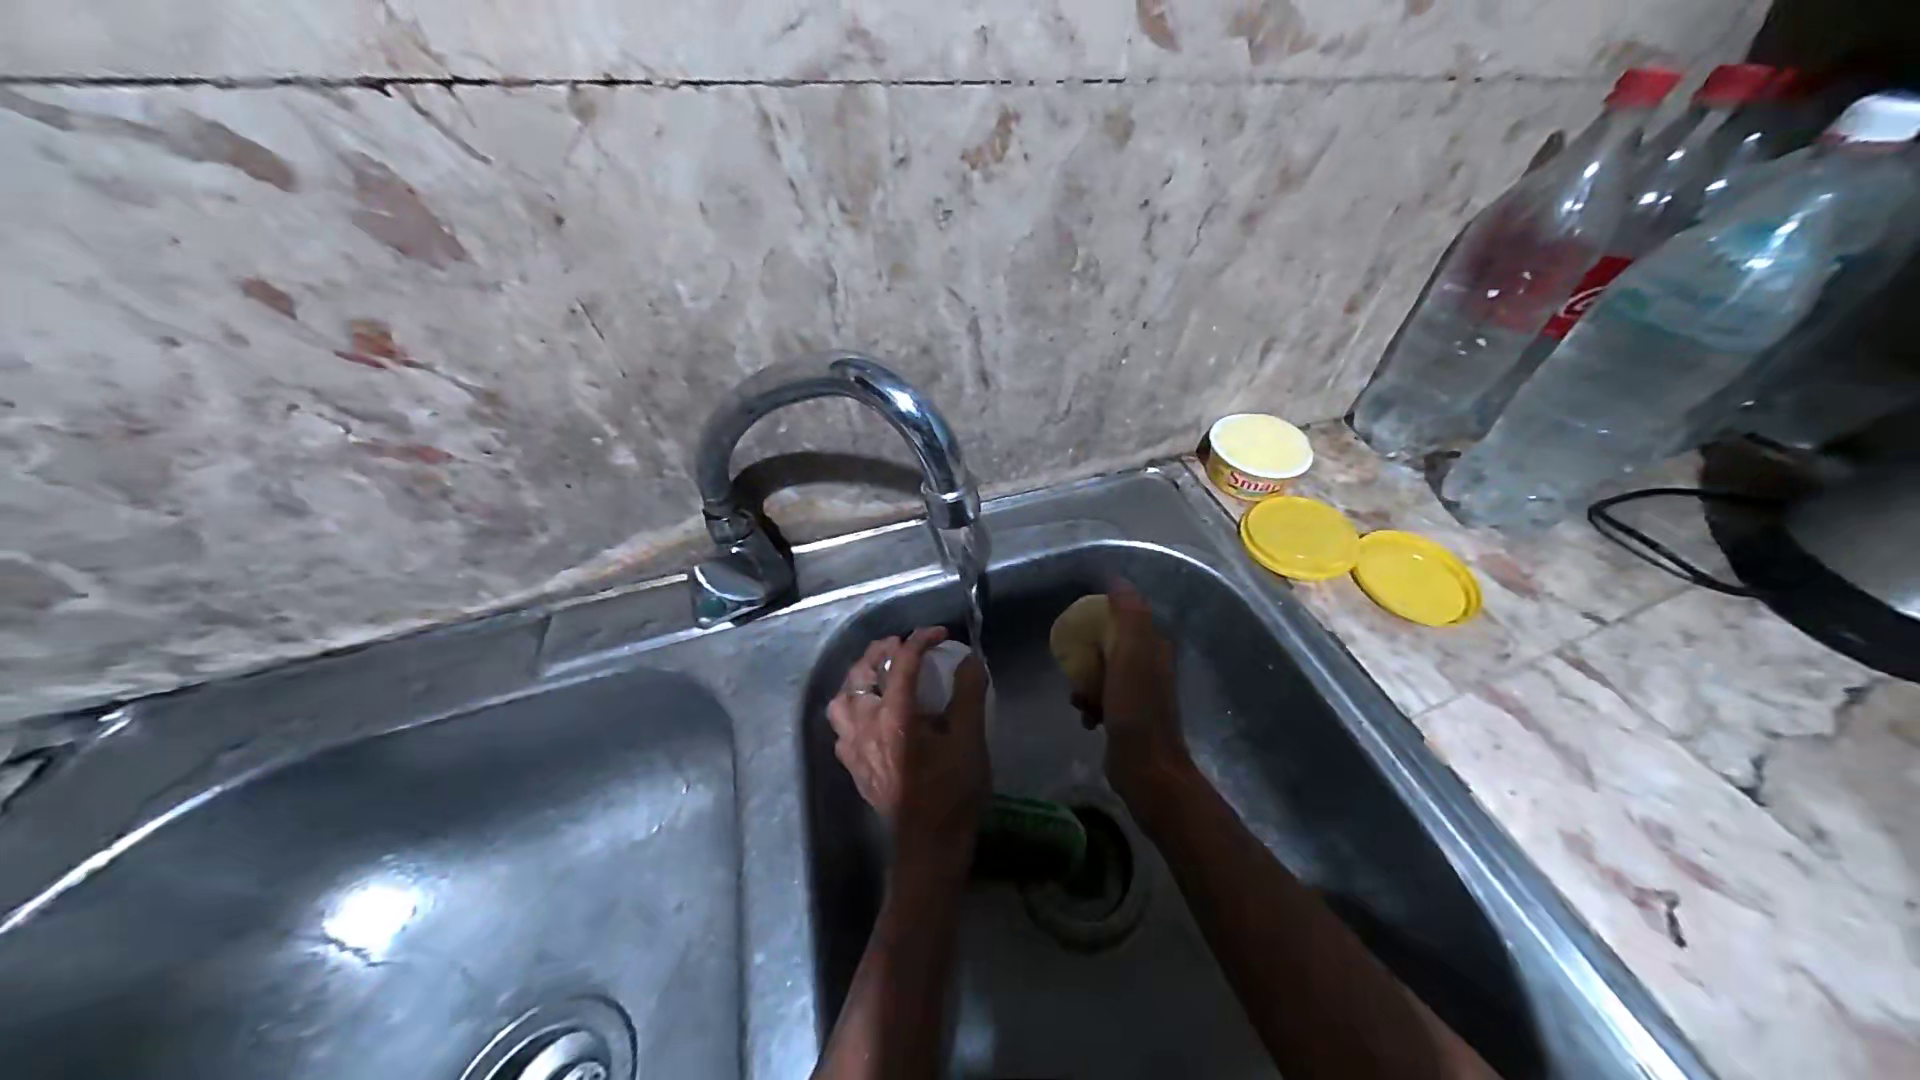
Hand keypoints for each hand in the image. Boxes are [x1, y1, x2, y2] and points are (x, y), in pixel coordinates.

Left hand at [827, 627, 990, 868]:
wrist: (930, 846)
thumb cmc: (953, 793)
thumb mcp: (969, 740)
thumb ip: (968, 694)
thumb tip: (970, 660)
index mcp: (894, 717)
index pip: (901, 663)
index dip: (920, 640)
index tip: (940, 633)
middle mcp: (865, 727)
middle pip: (859, 675)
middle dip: (880, 653)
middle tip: (901, 646)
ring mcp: (854, 749)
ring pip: (842, 701)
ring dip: (859, 681)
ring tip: (881, 676)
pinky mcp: (854, 767)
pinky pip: (843, 727)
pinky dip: (855, 709)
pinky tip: (874, 715)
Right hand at [1089, 584, 1195, 810]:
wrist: (1144, 767)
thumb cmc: (1136, 708)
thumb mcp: (1131, 654)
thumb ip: (1128, 616)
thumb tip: (1117, 580)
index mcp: (1155, 648)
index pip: (1125, 619)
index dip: (1100, 619)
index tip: (1077, 627)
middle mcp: (1151, 667)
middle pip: (1110, 646)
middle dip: (1088, 655)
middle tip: (1073, 666)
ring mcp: (1140, 694)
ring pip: (1102, 673)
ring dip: (1085, 683)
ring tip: (1078, 698)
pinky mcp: (1128, 717)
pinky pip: (1101, 699)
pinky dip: (1089, 705)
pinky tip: (1084, 718)